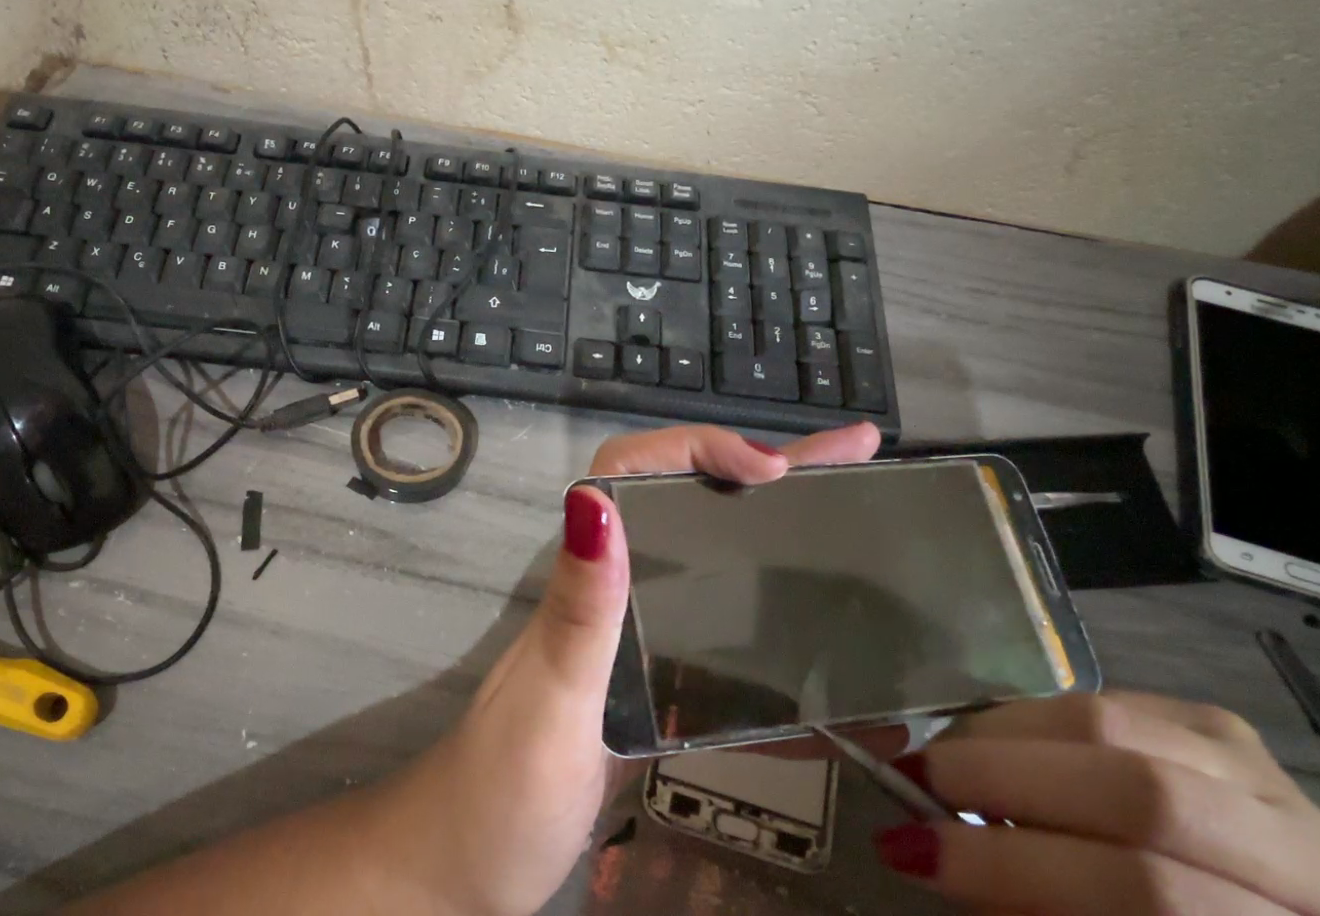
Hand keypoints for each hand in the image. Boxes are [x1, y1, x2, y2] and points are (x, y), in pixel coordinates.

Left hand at [377, 423, 880, 915]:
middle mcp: (610, 597)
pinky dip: (771, 635)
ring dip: (775, 540)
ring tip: (855, 524)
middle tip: (853, 457)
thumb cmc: (498, 790)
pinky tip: (827, 652)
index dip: (697, 450)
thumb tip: (594, 501)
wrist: (464, 868)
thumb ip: (579, 612)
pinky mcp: (648, 696)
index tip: (776, 467)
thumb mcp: (549, 702)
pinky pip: (718, 645)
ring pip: (707, 569)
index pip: (626, 474)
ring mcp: (631, 646)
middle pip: (685, 509)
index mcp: (584, 583)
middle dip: (766, 476)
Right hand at [873, 691, 1319, 915]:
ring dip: (1005, 735)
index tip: (911, 850)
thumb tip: (921, 847)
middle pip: (1139, 789)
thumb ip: (1024, 903)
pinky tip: (995, 740)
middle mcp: (1314, 859)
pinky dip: (1034, 718)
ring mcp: (1270, 778)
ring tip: (942, 757)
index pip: (1150, 890)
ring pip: (1120, 725)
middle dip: (1003, 777)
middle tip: (918, 780)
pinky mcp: (1224, 730)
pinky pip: (1110, 700)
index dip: (1015, 865)